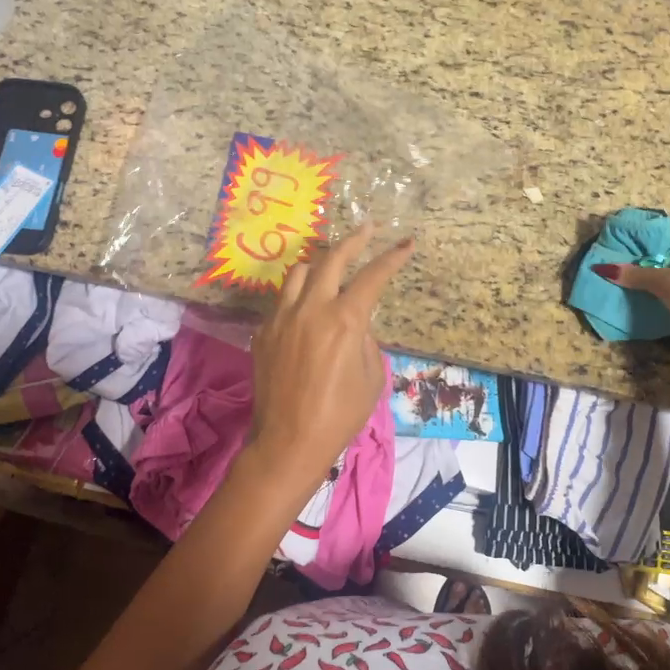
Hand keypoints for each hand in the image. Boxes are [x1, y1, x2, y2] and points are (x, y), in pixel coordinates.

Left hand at [245, 223, 414, 483]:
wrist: (289, 442)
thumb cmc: (340, 415)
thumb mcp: (371, 377)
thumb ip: (365, 340)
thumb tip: (355, 323)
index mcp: (344, 320)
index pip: (372, 277)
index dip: (392, 258)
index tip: (406, 243)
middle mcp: (311, 309)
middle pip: (332, 259)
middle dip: (354, 240)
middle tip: (368, 228)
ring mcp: (282, 318)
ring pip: (300, 272)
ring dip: (320, 263)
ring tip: (332, 263)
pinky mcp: (263, 332)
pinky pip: (282, 300)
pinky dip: (299, 295)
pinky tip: (307, 307)